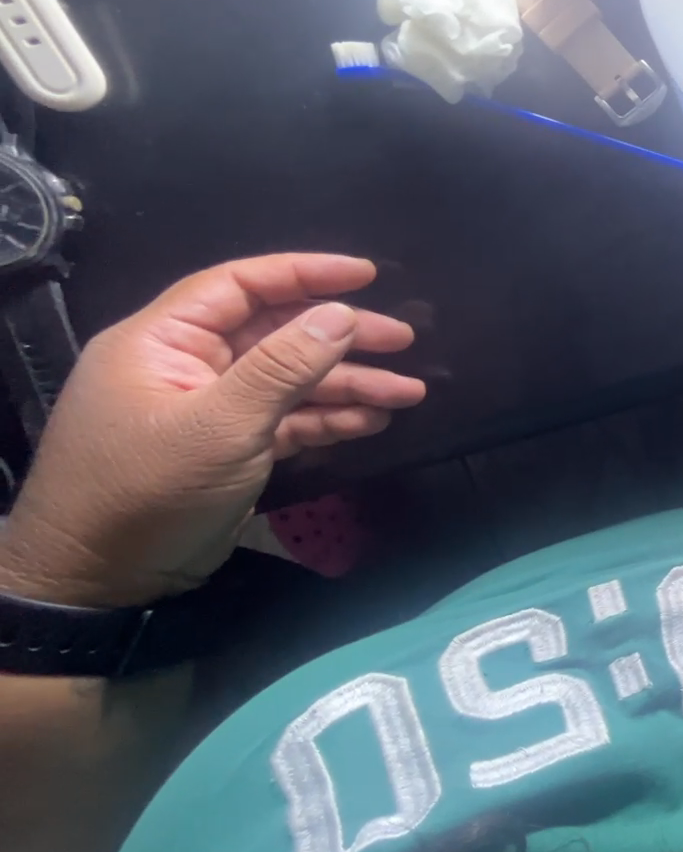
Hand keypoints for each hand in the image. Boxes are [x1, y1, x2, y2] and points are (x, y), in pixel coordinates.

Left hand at [0, 255, 425, 607]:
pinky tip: (373, 422)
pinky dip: (333, 417)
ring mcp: (216, 406)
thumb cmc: (149, 490)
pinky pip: (294, 416)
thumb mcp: (223, 424)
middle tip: (406, 341)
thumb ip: (284, 366)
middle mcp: (191, 365)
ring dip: (352, 384)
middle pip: (279, 332)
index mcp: (164, 343)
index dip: (305, 273)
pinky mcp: (236, 443)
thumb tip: (341, 314)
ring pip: (296, 378)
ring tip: (410, 394)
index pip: (240, 286)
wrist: (104, 577)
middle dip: (345, 337)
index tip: (369, 275)